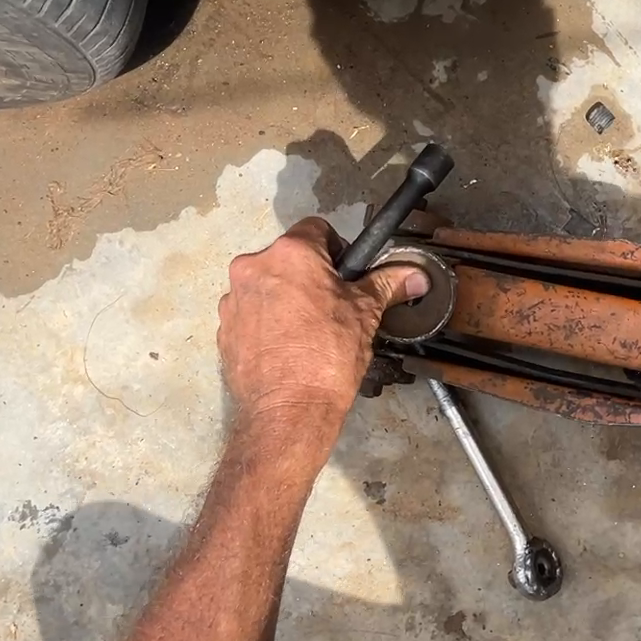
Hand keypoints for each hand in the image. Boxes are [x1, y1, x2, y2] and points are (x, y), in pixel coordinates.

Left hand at [216, 217, 427, 451]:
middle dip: (311, 275)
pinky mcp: (224, 330)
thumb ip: (388, 283)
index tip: (347, 275)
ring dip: (287, 298)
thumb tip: (416, 274)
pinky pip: (252, 313)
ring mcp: (233, 300)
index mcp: (290, 254)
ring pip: (268, 285)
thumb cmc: (328, 354)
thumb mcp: (366, 313)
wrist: (289, 411)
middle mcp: (254, 268)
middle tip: (334, 305)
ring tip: (310, 331)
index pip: (317, 229)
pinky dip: (269, 322)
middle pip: (289, 258)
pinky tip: (289, 347)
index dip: (337, 249)